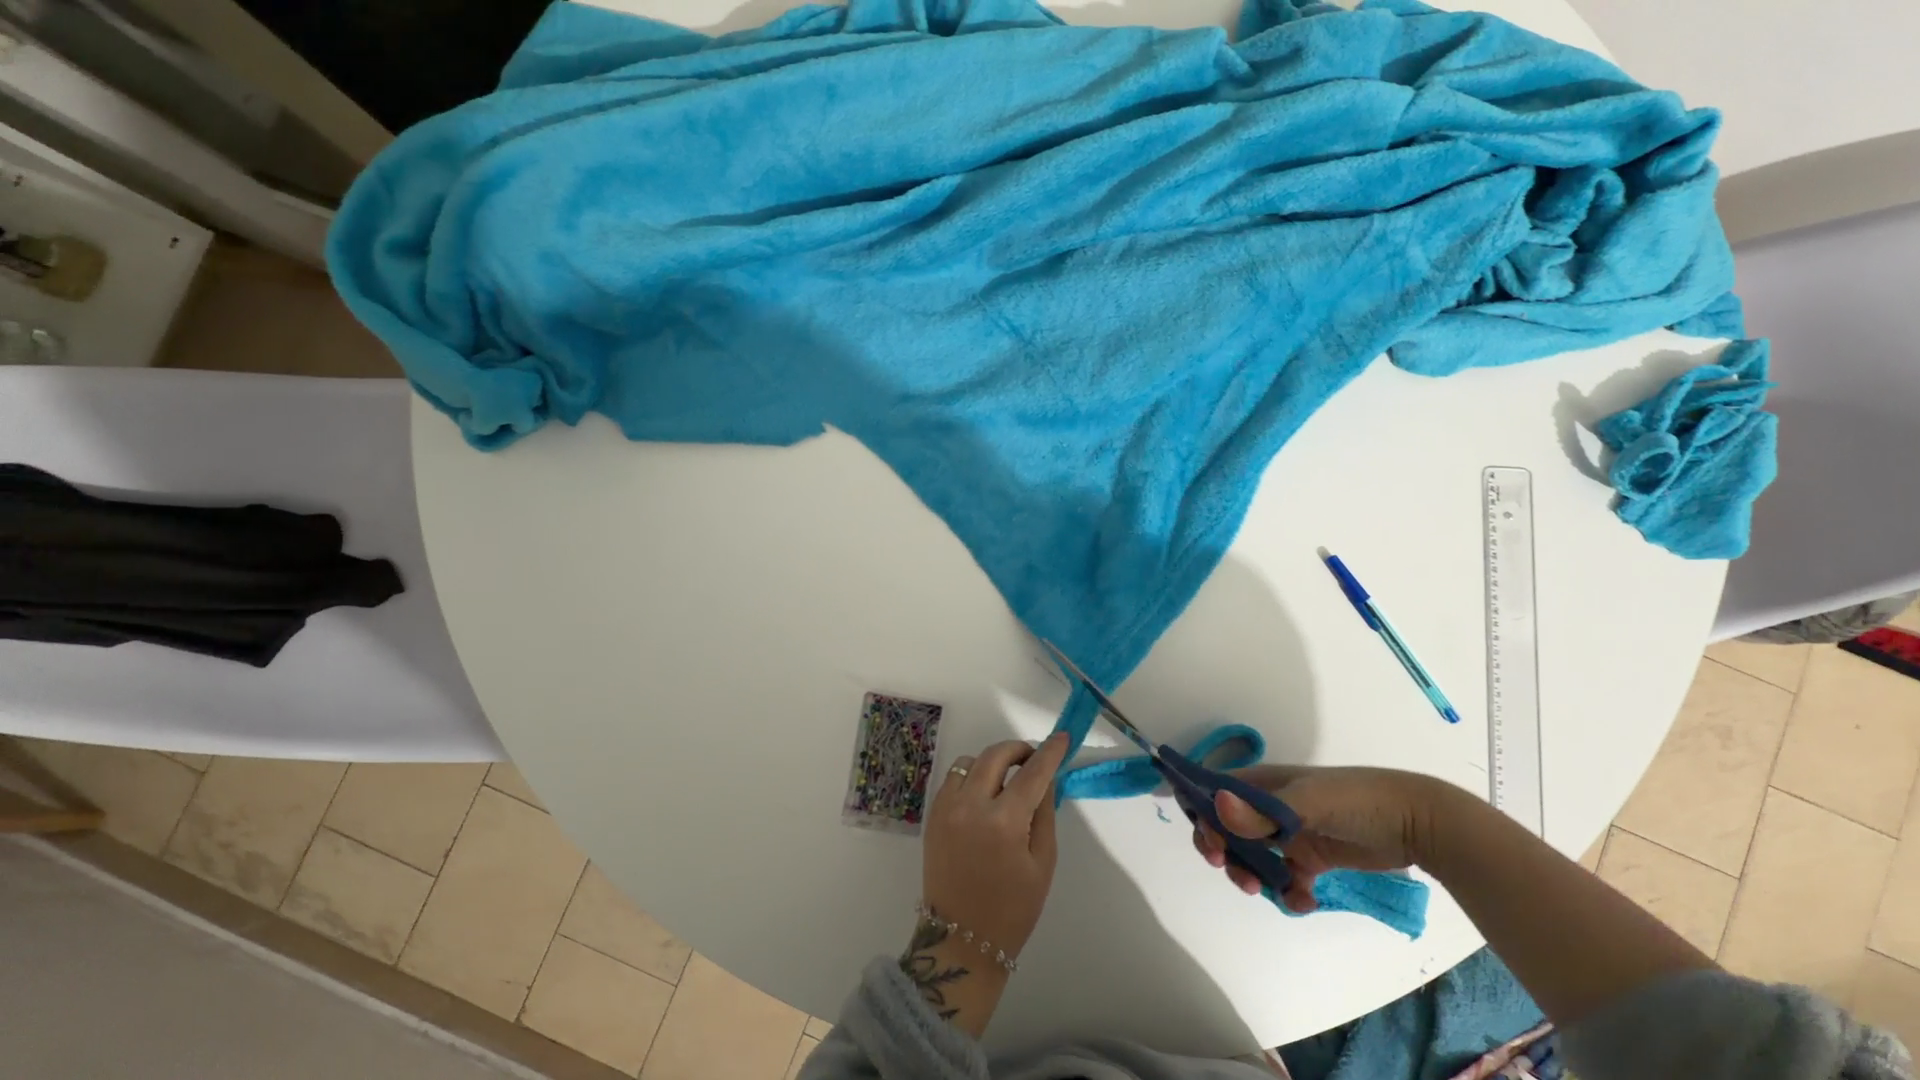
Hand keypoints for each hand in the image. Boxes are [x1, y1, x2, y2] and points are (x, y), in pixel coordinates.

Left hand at [921, 733, 1068, 958]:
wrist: (962, 939)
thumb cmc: (1013, 908)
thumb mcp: (1043, 862)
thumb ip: (1044, 814)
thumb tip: (1045, 779)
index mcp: (1004, 821)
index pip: (1032, 772)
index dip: (1050, 752)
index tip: (1062, 738)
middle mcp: (971, 806)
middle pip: (995, 755)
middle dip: (1019, 750)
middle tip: (1034, 759)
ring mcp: (946, 809)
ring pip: (970, 762)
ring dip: (992, 762)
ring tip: (1007, 779)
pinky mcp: (932, 816)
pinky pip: (952, 779)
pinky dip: (970, 776)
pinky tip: (984, 795)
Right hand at [1191, 765, 1444, 911]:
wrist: (1417, 823)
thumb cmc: (1359, 800)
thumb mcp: (1308, 803)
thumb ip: (1263, 812)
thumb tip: (1216, 805)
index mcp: (1263, 784)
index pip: (1215, 795)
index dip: (1204, 817)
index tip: (1213, 845)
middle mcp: (1270, 807)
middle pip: (1228, 830)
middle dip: (1225, 854)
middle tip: (1236, 876)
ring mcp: (1290, 833)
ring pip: (1252, 858)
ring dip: (1252, 877)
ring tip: (1270, 893)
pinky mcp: (1311, 858)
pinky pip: (1285, 879)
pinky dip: (1288, 893)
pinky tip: (1305, 900)